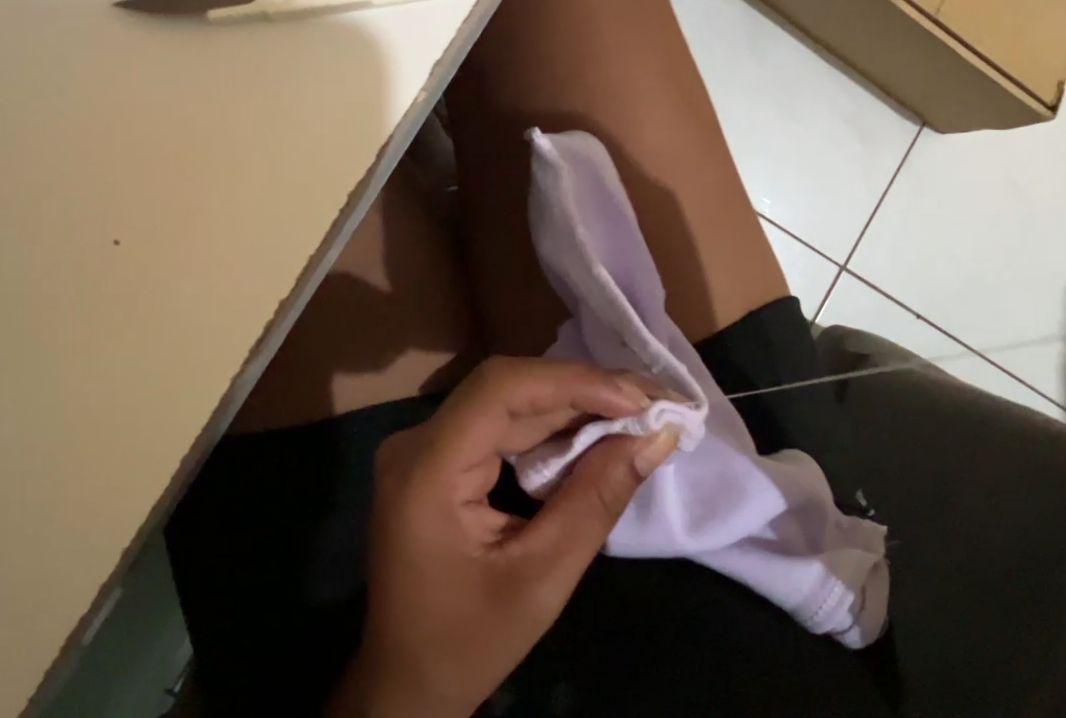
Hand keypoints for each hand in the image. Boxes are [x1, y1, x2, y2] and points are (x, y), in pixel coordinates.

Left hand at [328, 357, 679, 717]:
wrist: (405, 684)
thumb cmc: (468, 643)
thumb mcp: (542, 580)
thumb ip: (596, 500)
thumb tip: (657, 436)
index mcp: (426, 469)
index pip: (502, 390)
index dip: (576, 382)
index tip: (642, 400)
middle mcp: (418, 442)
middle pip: (510, 390)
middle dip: (588, 390)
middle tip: (660, 400)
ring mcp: (426, 448)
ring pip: (510, 402)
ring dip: (578, 404)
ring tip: (644, 410)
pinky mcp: (439, 459)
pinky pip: (502, 425)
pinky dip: (555, 427)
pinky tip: (600, 429)